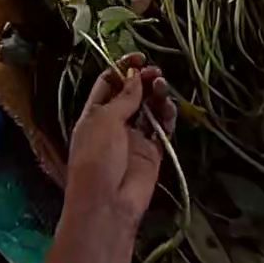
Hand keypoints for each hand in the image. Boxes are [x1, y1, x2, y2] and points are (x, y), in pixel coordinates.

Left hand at [66, 53, 175, 231]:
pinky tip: (168, 107)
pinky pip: (162, 129)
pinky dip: (166, 116)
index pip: (109, 83)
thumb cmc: (97, 158)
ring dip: (155, 95)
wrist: (107, 206)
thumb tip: (136, 76)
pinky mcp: (152, 153)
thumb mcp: (105, 121)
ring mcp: (134, 138)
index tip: (138, 56)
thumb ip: (124, 98)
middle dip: (142, 79)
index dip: (122, 67)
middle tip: (154, 71)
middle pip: (131, 94)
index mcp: (95, 113)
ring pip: (148, 109)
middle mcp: (114, 123)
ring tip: (162, 86)